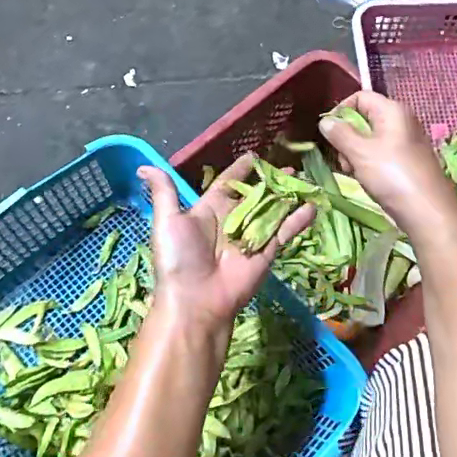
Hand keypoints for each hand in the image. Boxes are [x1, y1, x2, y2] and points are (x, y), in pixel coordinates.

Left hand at [137, 155, 315, 333]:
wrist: (195, 300)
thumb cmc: (178, 258)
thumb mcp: (167, 220)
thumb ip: (164, 192)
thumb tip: (143, 167)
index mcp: (208, 209)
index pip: (227, 183)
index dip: (240, 170)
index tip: (255, 155)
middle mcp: (232, 220)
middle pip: (256, 195)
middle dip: (271, 181)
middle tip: (290, 166)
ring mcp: (251, 236)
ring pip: (274, 210)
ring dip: (289, 195)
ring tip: (306, 179)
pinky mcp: (266, 253)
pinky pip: (285, 232)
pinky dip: (299, 219)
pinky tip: (313, 205)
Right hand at [317, 92, 456, 229]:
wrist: (427, 211)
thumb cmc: (392, 175)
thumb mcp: (359, 152)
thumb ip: (339, 133)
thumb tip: (325, 121)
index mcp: (392, 111)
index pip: (359, 97)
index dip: (341, 110)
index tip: (329, 131)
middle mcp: (401, 121)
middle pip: (363, 118)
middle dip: (346, 136)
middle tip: (342, 157)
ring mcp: (405, 142)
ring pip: (368, 139)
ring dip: (354, 153)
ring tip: (352, 171)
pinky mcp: (406, 161)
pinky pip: (379, 154)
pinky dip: (367, 163)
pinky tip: (365, 178)